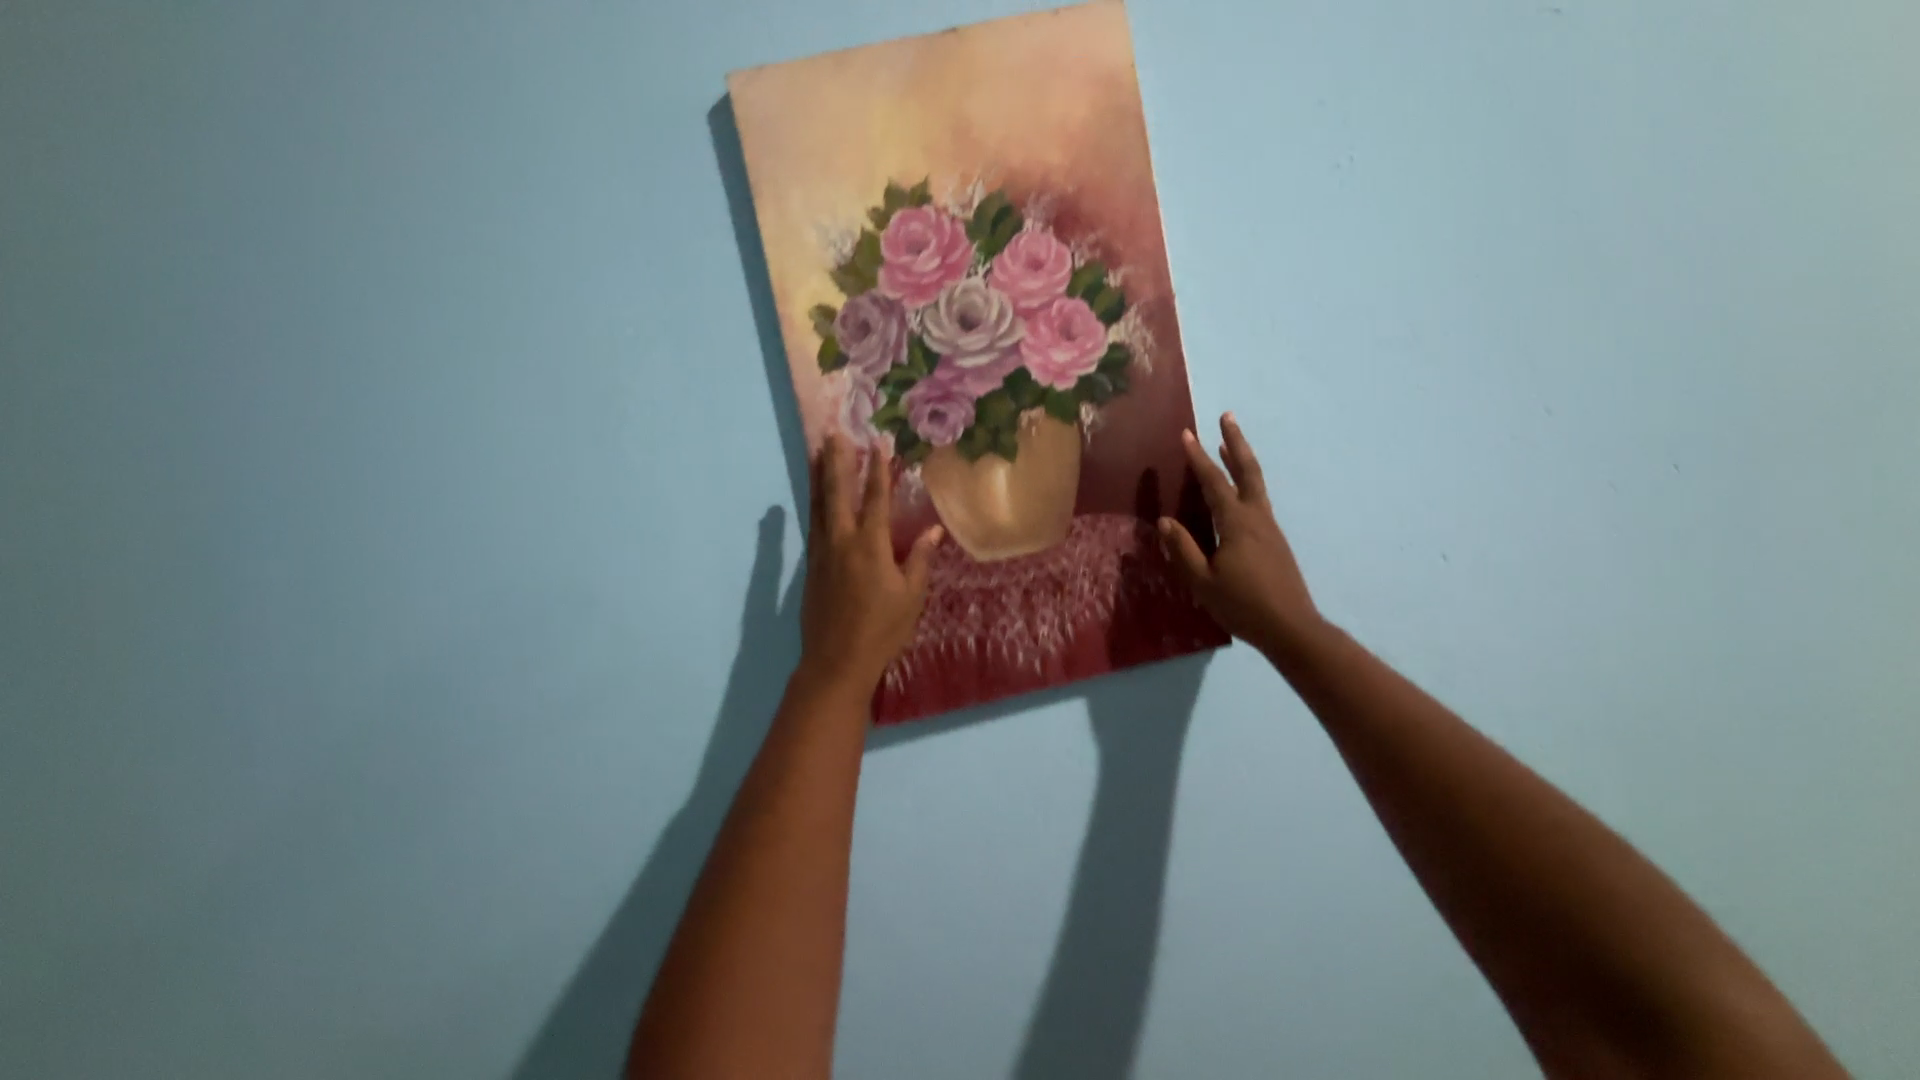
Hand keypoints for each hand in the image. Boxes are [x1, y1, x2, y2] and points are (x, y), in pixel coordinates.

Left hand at [798, 434, 942, 694]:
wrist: (836, 661)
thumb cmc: (882, 630)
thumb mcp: (911, 596)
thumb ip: (919, 559)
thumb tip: (933, 530)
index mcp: (870, 545)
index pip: (876, 498)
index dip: (878, 469)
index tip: (878, 442)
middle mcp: (841, 540)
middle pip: (838, 492)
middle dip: (838, 461)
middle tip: (835, 432)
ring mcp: (821, 552)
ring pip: (818, 505)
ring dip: (820, 476)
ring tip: (818, 451)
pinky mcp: (811, 566)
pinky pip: (813, 524)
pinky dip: (814, 503)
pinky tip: (815, 496)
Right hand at [1159, 413, 1321, 654]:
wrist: (1291, 627)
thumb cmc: (1243, 605)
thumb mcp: (1203, 581)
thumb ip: (1183, 550)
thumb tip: (1164, 521)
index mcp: (1236, 524)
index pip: (1214, 483)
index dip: (1198, 458)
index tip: (1187, 434)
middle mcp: (1256, 518)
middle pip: (1247, 471)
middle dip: (1235, 443)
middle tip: (1227, 417)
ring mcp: (1269, 528)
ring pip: (1255, 484)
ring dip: (1241, 461)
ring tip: (1228, 446)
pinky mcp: (1274, 540)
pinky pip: (1257, 501)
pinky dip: (1245, 484)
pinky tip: (1237, 493)